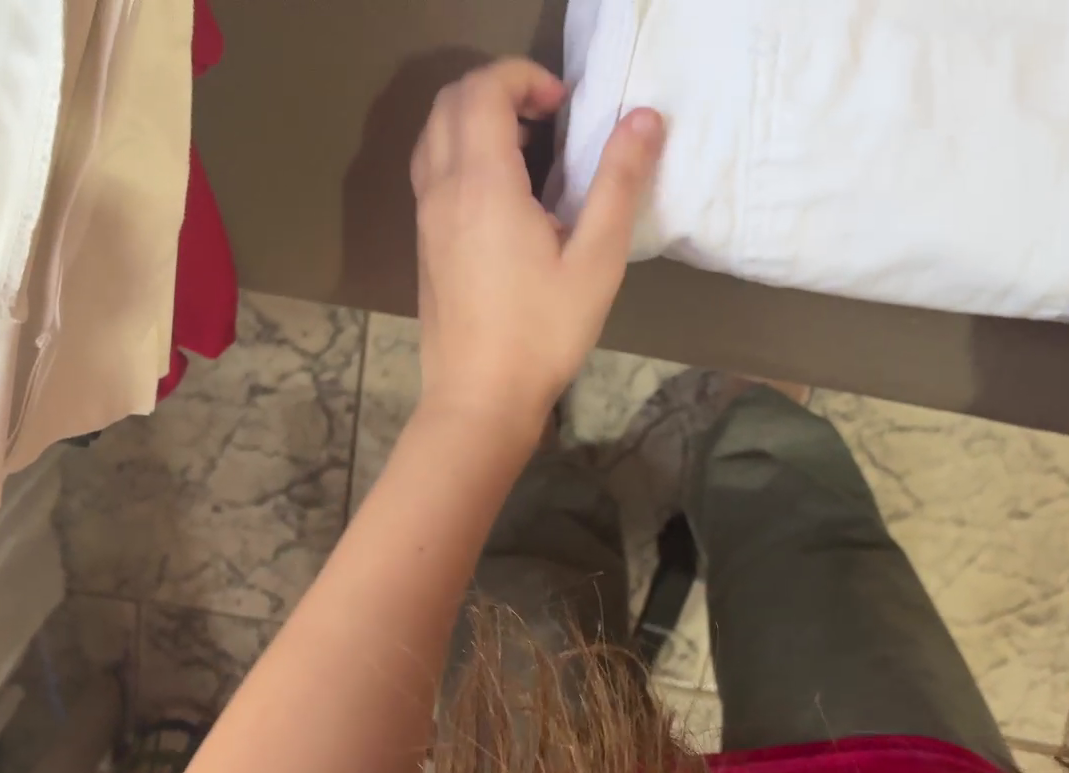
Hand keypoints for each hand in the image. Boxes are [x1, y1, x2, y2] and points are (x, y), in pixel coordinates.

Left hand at [410, 58, 664, 435]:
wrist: (479, 398)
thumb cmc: (542, 335)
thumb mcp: (595, 263)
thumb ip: (618, 184)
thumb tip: (644, 117)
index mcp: (484, 184)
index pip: (484, 89)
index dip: (524, 77)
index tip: (564, 105)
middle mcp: (444, 190)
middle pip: (451, 101)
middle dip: (498, 88)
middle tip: (548, 118)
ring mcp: (426, 219)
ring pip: (433, 135)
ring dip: (474, 120)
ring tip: (525, 152)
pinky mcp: (424, 246)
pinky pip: (431, 173)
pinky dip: (459, 154)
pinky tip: (499, 195)